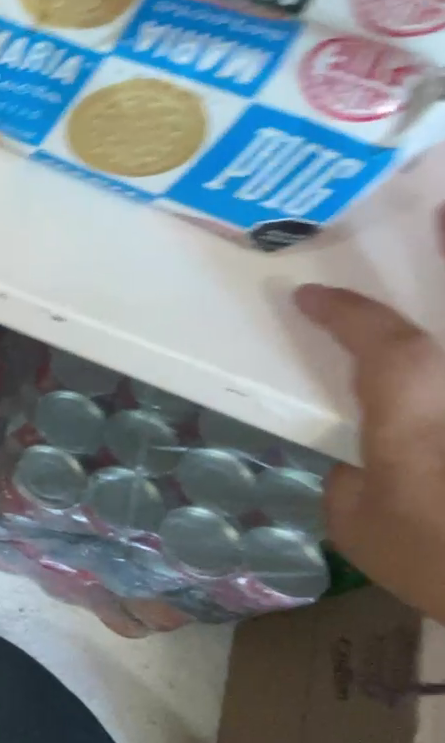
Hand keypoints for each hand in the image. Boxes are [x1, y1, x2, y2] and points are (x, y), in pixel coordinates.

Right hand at [294, 220, 444, 619]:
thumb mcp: (363, 529)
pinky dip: (424, 368)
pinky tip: (416, 370)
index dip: (345, 314)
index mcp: (423, 411)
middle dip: (440, 265)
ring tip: (426, 267)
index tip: (310, 298)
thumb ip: (356, 480)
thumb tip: (365, 460)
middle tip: (432, 212)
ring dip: (431, 322)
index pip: (383, 343)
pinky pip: (435, 384)